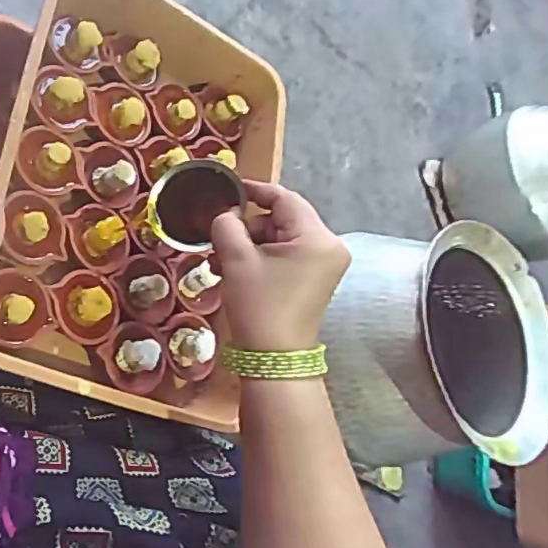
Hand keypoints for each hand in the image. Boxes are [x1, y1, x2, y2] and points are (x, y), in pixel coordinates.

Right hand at [210, 180, 348, 351]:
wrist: (273, 357)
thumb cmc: (258, 306)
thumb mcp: (237, 261)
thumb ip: (227, 227)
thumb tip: (225, 215)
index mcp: (317, 239)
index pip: (285, 199)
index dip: (255, 191)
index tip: (229, 189)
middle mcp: (329, 247)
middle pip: (282, 220)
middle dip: (248, 227)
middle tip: (218, 239)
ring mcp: (324, 266)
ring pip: (281, 239)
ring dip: (250, 245)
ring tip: (221, 260)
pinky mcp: (314, 280)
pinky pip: (285, 257)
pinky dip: (261, 259)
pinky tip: (236, 271)